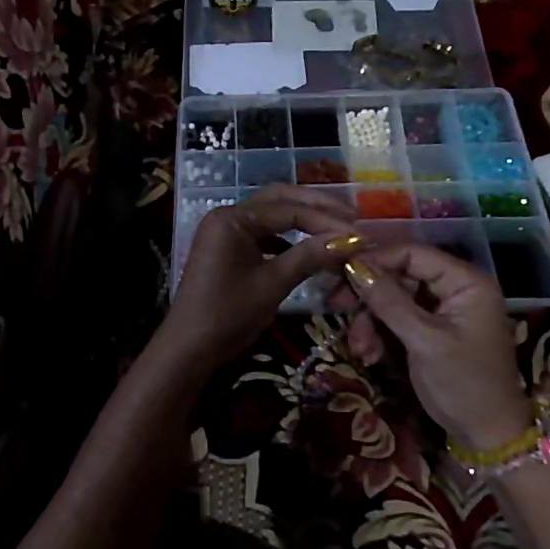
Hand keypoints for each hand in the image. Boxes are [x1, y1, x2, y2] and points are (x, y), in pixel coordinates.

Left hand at [154, 185, 364, 371]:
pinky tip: (308, 249)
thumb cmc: (229, 314)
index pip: (289, 208)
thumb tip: (353, 239)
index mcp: (232, 218)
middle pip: (279, 201)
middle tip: (353, 217)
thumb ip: (311, 256)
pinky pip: (261, 235)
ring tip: (337, 230)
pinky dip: (286, 238)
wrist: (189, 347)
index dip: (327, 219)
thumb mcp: (273, 283)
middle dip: (316, 207)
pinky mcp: (226, 250)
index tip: (360, 231)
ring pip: (271, 217)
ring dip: (302, 220)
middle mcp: (226, 216)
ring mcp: (224, 233)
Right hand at [339, 244, 533, 451]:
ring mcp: (440, 309)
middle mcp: (454, 288)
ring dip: (369, 321)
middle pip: (398, 274)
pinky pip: (394, 318)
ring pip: (391, 298)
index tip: (342, 274)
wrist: (485, 432)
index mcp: (465, 283)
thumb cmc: (464, 382)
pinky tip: (369, 354)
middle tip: (335, 306)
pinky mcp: (428, 328)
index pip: (414, 254)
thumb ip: (390, 302)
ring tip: (360, 348)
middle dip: (368, 295)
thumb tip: (354, 268)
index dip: (376, 260)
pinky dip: (377, 334)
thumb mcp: (424, 341)